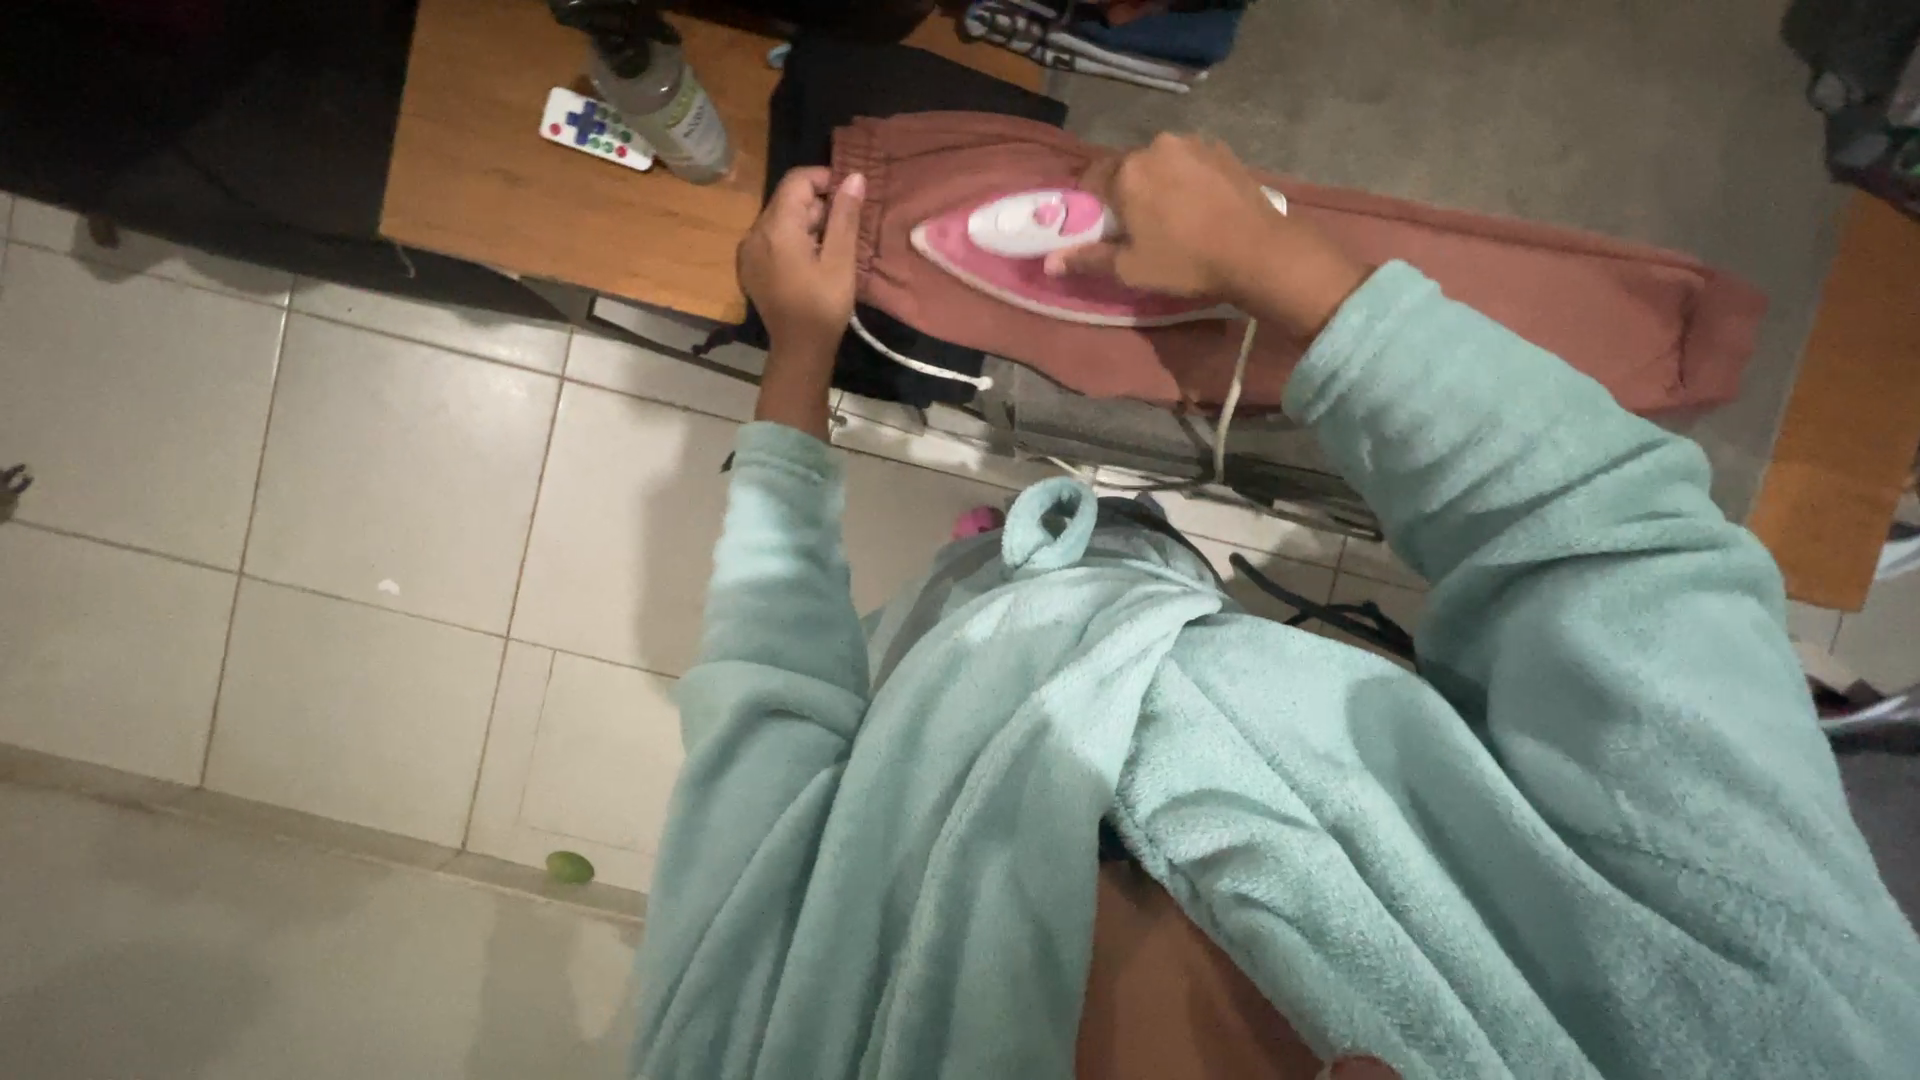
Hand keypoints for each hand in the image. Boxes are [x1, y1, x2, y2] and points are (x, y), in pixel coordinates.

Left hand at [738, 167, 864, 366]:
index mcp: (776, 228)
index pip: (797, 181)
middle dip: (817, 207)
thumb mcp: (840, 261)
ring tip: (830, 249)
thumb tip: (855, 177)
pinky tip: (809, 263)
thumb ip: (845, 216)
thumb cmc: (824, 307)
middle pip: (787, 201)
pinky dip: (791, 241)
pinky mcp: (749, 267)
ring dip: (805, 225)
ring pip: (779, 221)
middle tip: (844, 231)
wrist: (799, 350)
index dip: (824, 179)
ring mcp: (747, 251)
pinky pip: (770, 240)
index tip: (849, 196)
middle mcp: (754, 233)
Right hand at [1045, 134, 1367, 337]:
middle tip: (1133, 229)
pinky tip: (1195, 207)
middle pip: (1125, 169)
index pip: (1089, 180)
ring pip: (1157, 163)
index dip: (1087, 206)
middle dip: (1122, 194)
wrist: (1256, 251)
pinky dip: (1182, 180)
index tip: (1097, 229)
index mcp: (1126, 172)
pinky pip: (1187, 162)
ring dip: (1154, 184)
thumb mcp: (1130, 269)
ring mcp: (1192, 143)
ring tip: (1168, 218)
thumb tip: (1050, 263)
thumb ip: (1087, 259)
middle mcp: (1155, 146)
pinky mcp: (1221, 150)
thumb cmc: (1185, 262)